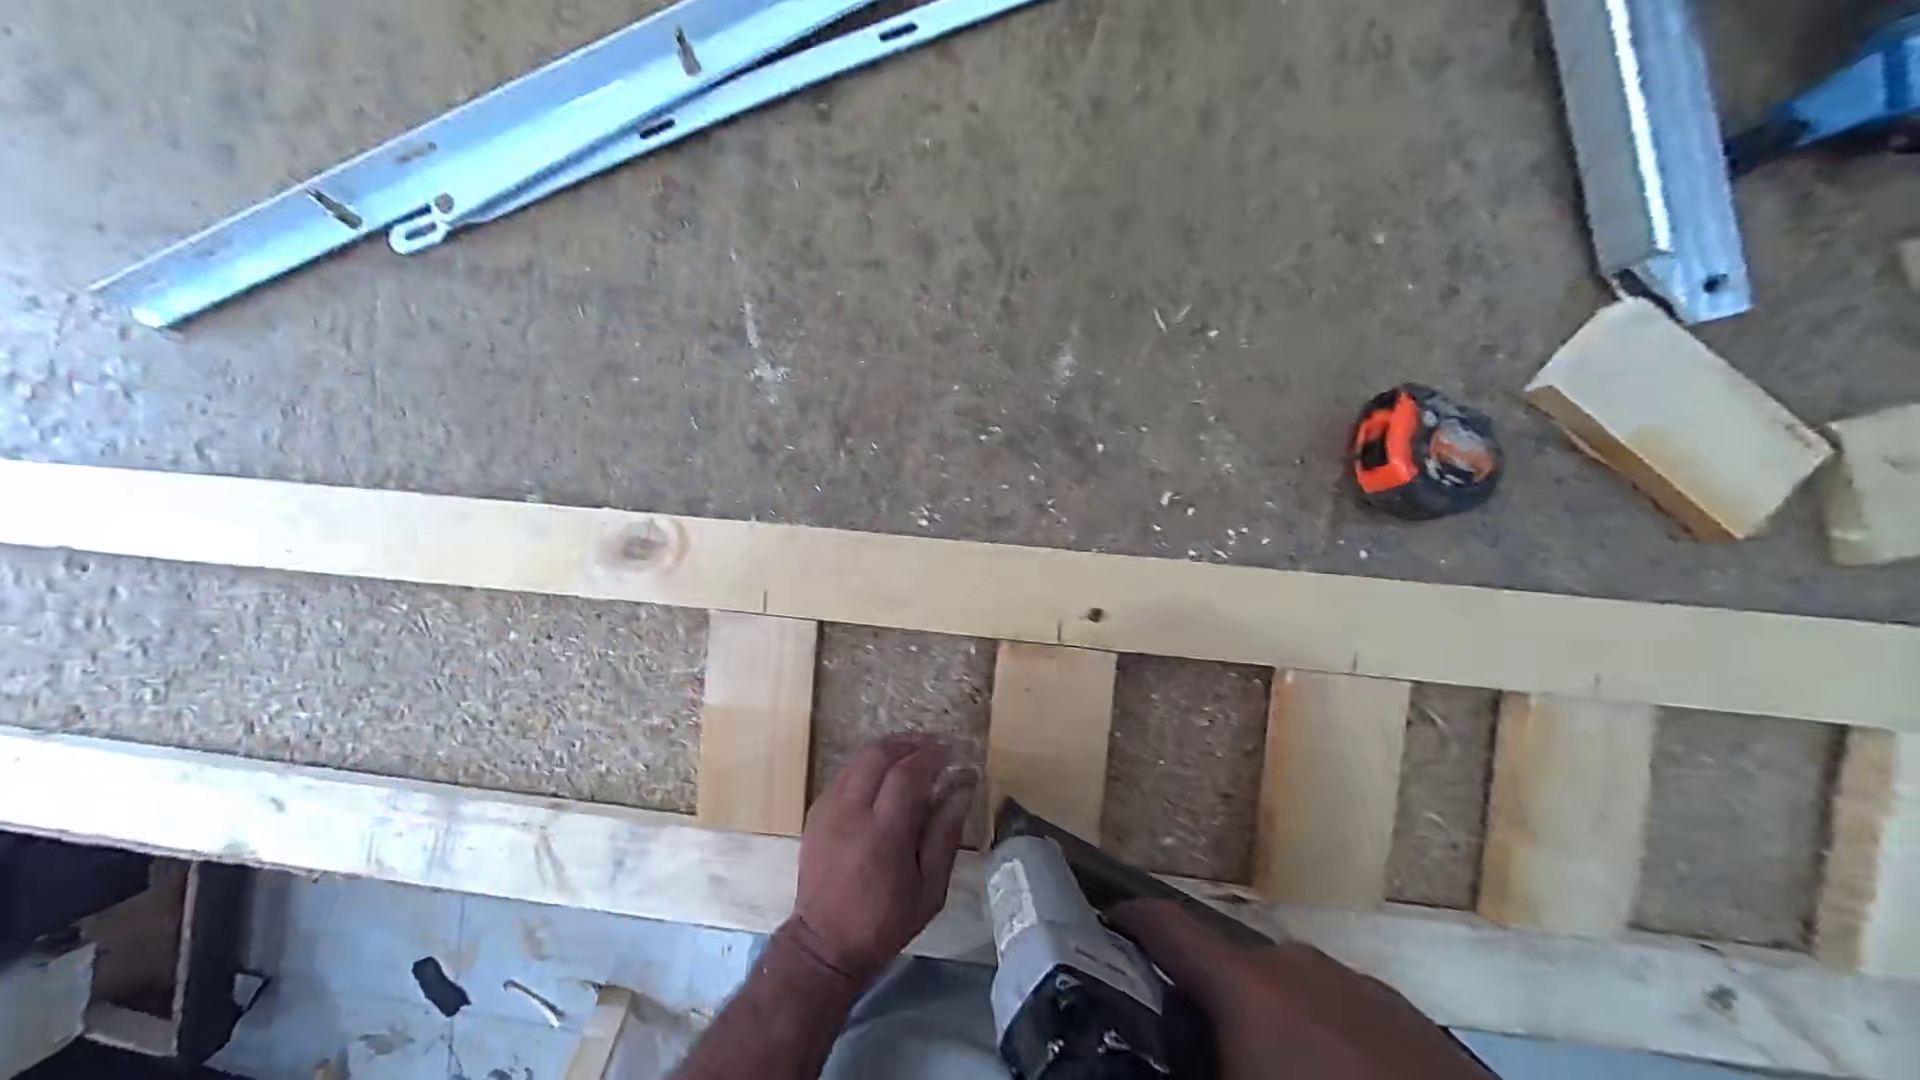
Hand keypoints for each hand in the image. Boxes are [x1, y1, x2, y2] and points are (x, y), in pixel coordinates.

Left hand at [786, 738, 975, 988]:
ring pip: (857, 761)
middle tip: (929, 747)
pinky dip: (865, 768)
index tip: (948, 750)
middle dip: (907, 743)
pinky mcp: (814, 815)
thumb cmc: (885, 921)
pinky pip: (843, 776)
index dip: (930, 755)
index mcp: (884, 834)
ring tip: (908, 756)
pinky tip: (880, 779)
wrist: (824, 945)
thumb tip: (961, 792)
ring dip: (885, 751)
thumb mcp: (930, 890)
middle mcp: (851, 814)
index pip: (907, 774)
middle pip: (877, 755)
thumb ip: (945, 836)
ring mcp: (828, 811)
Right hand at [1110, 900, 1489, 1079]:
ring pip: (1287, 987)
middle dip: (1207, 1000)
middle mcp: (1295, 966)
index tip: (1102, 928)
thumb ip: (1191, 1066)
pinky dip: (1322, 1034)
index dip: (1127, 919)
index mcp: (1247, 988)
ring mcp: (1357, 985)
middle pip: (1227, 966)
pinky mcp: (1409, 1017)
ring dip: (1269, 1019)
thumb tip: (1159, 1057)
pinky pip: (1340, 1009)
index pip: (1165, 924)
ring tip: (1275, 1069)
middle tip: (1200, 1048)